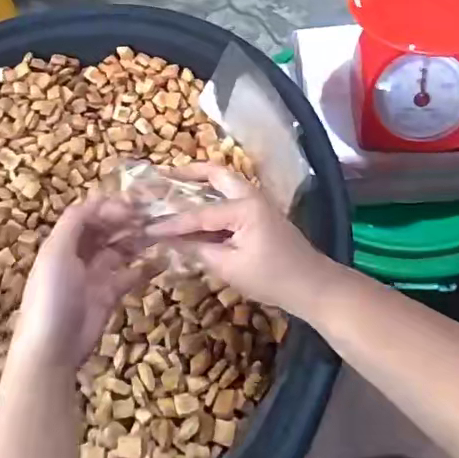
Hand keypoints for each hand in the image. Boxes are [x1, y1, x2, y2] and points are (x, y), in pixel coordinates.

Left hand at [10, 198, 150, 369]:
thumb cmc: (51, 295)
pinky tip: (162, 260)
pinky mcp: (110, 295)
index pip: (89, 213)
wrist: (51, 349)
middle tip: (153, 216)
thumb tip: (101, 200)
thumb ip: (75, 222)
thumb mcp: (56, 252)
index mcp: (64, 241)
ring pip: (120, 248)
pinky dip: (145, 267)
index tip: (133, 208)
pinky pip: (130, 275)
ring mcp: (96, 275)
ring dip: (137, 238)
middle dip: (127, 219)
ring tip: (161, 232)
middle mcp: (80, 254)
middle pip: (106, 228)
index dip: (110, 207)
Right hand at [144, 164, 336, 315]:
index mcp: (244, 208)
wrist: (312, 285)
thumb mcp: (230, 268)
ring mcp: (257, 202)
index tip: (146, 227)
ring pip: (224, 182)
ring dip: (200, 181)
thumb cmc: (272, 278)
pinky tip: (195, 208)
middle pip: (216, 174)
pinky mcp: (259, 213)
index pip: (199, 214)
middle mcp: (251, 196)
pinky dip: (211, 197)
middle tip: (163, 177)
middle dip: (189, 172)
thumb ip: (198, 250)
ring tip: (174, 186)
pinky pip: (230, 196)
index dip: (171, 223)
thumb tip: (170, 241)